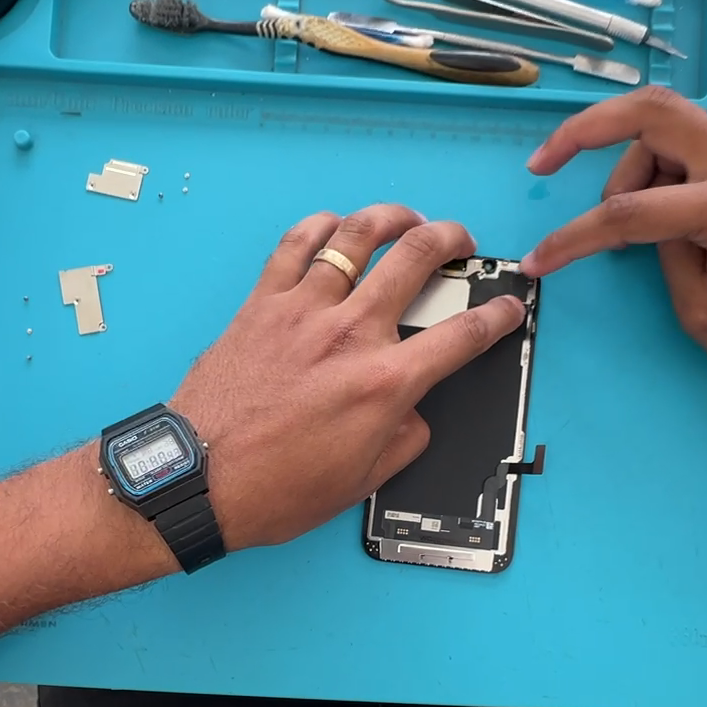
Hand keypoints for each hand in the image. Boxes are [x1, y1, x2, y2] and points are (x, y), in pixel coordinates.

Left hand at [171, 205, 528, 549]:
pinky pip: (295, 244)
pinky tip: (333, 226)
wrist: (201, 481)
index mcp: (385, 383)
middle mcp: (350, 334)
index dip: (497, 317)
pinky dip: (320, 226)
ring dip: (392, 218)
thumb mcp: (363, 481)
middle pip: (417, 259)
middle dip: (452, 240)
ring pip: (357, 234)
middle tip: (460, 243)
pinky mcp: (262, 303)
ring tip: (406, 219)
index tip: (506, 309)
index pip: (463, 336)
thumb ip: (404, 439)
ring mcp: (303, 311)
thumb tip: (412, 413)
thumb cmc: (275, 488)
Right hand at [521, 88, 706, 409]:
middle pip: (651, 112)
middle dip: (585, 130)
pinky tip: (647, 206)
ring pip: (669, 125)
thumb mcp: (702, 313)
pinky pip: (693, 146)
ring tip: (620, 227)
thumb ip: (664, 255)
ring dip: (627, 163)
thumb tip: (643, 223)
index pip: (628, 210)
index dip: (573, 238)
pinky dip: (656, 166)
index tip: (539, 260)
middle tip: (543, 163)